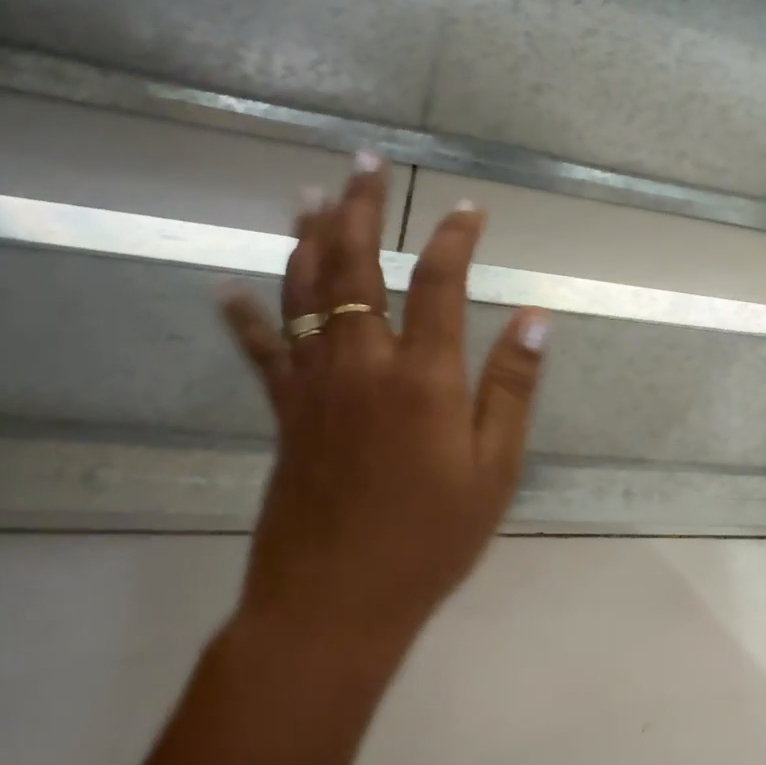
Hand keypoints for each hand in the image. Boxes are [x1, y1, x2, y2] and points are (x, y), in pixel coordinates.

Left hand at [220, 152, 547, 653]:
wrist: (335, 601)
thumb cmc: (432, 538)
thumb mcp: (495, 469)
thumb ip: (512, 388)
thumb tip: (537, 318)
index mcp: (424, 378)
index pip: (442, 283)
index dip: (456, 237)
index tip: (470, 209)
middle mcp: (363, 365)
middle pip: (356, 268)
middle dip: (361, 208)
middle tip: (363, 163)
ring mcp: (314, 386)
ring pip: (303, 293)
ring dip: (306, 238)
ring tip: (309, 194)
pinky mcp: (284, 414)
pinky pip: (260, 350)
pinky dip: (244, 314)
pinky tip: (228, 286)